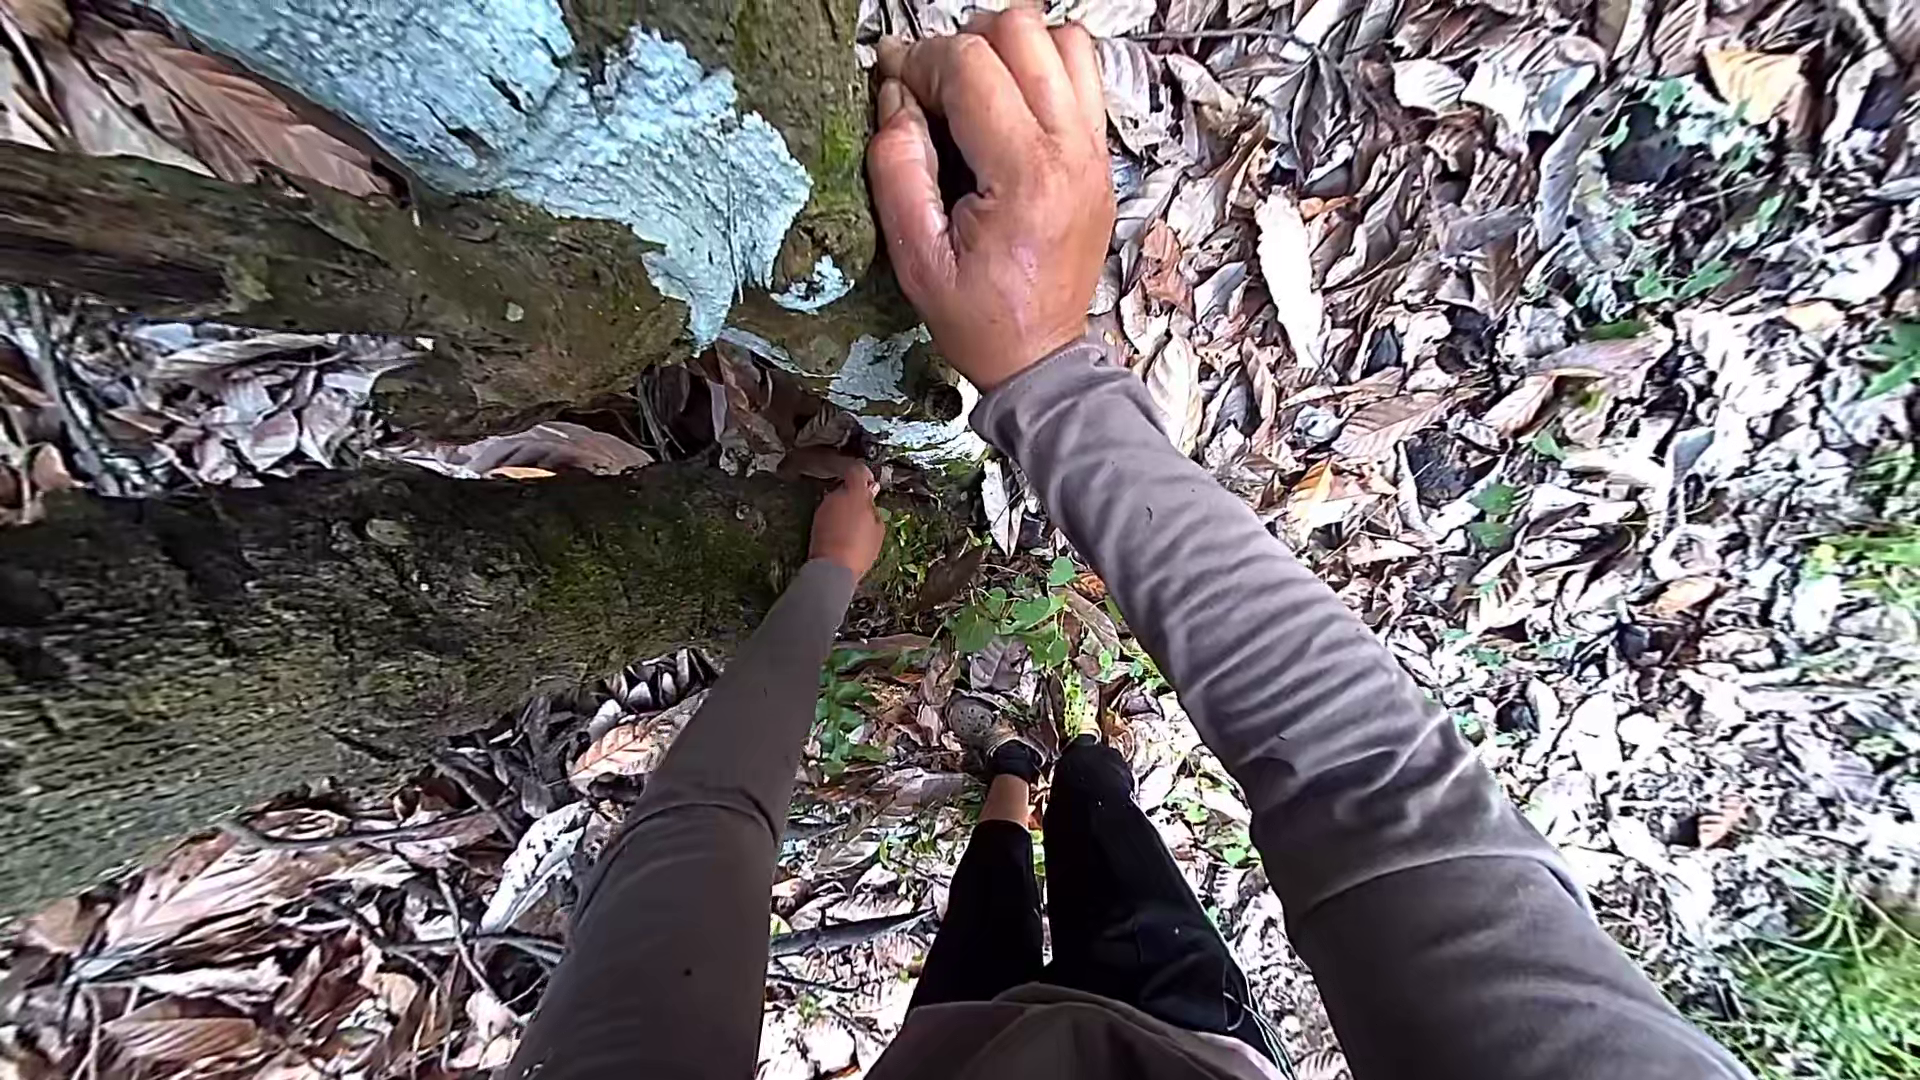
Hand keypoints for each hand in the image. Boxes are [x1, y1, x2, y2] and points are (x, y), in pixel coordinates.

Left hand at [809, 461, 883, 579]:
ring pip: (838, 500)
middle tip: (866, 511)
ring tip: (856, 527)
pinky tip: (844, 533)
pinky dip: (837, 517)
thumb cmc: (860, 548)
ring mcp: (823, 507)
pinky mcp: (815, 520)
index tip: (871, 486)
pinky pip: (830, 512)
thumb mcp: (878, 529)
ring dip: (846, 507)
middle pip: (847, 487)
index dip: (865, 475)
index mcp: (854, 494)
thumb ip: (873, 507)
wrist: (832, 568)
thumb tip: (870, 494)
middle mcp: (836, 496)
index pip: (857, 470)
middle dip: (856, 495)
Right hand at [867, 9, 1114, 389]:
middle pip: (1022, 29)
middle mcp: (1072, 154)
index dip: (919, 63)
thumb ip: (897, 172)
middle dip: (964, 46)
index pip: (969, 65)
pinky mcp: (1100, 166)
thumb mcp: (917, 262)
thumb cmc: (982, 324)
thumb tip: (896, 100)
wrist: (1038, 360)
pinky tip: (1011, 117)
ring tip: (976, 97)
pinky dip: (1043, 77)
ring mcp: (1094, 157)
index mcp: (1025, 177)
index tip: (897, 89)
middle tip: (934, 92)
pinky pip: (1082, 82)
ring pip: (1062, 41)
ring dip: (1011, 51)